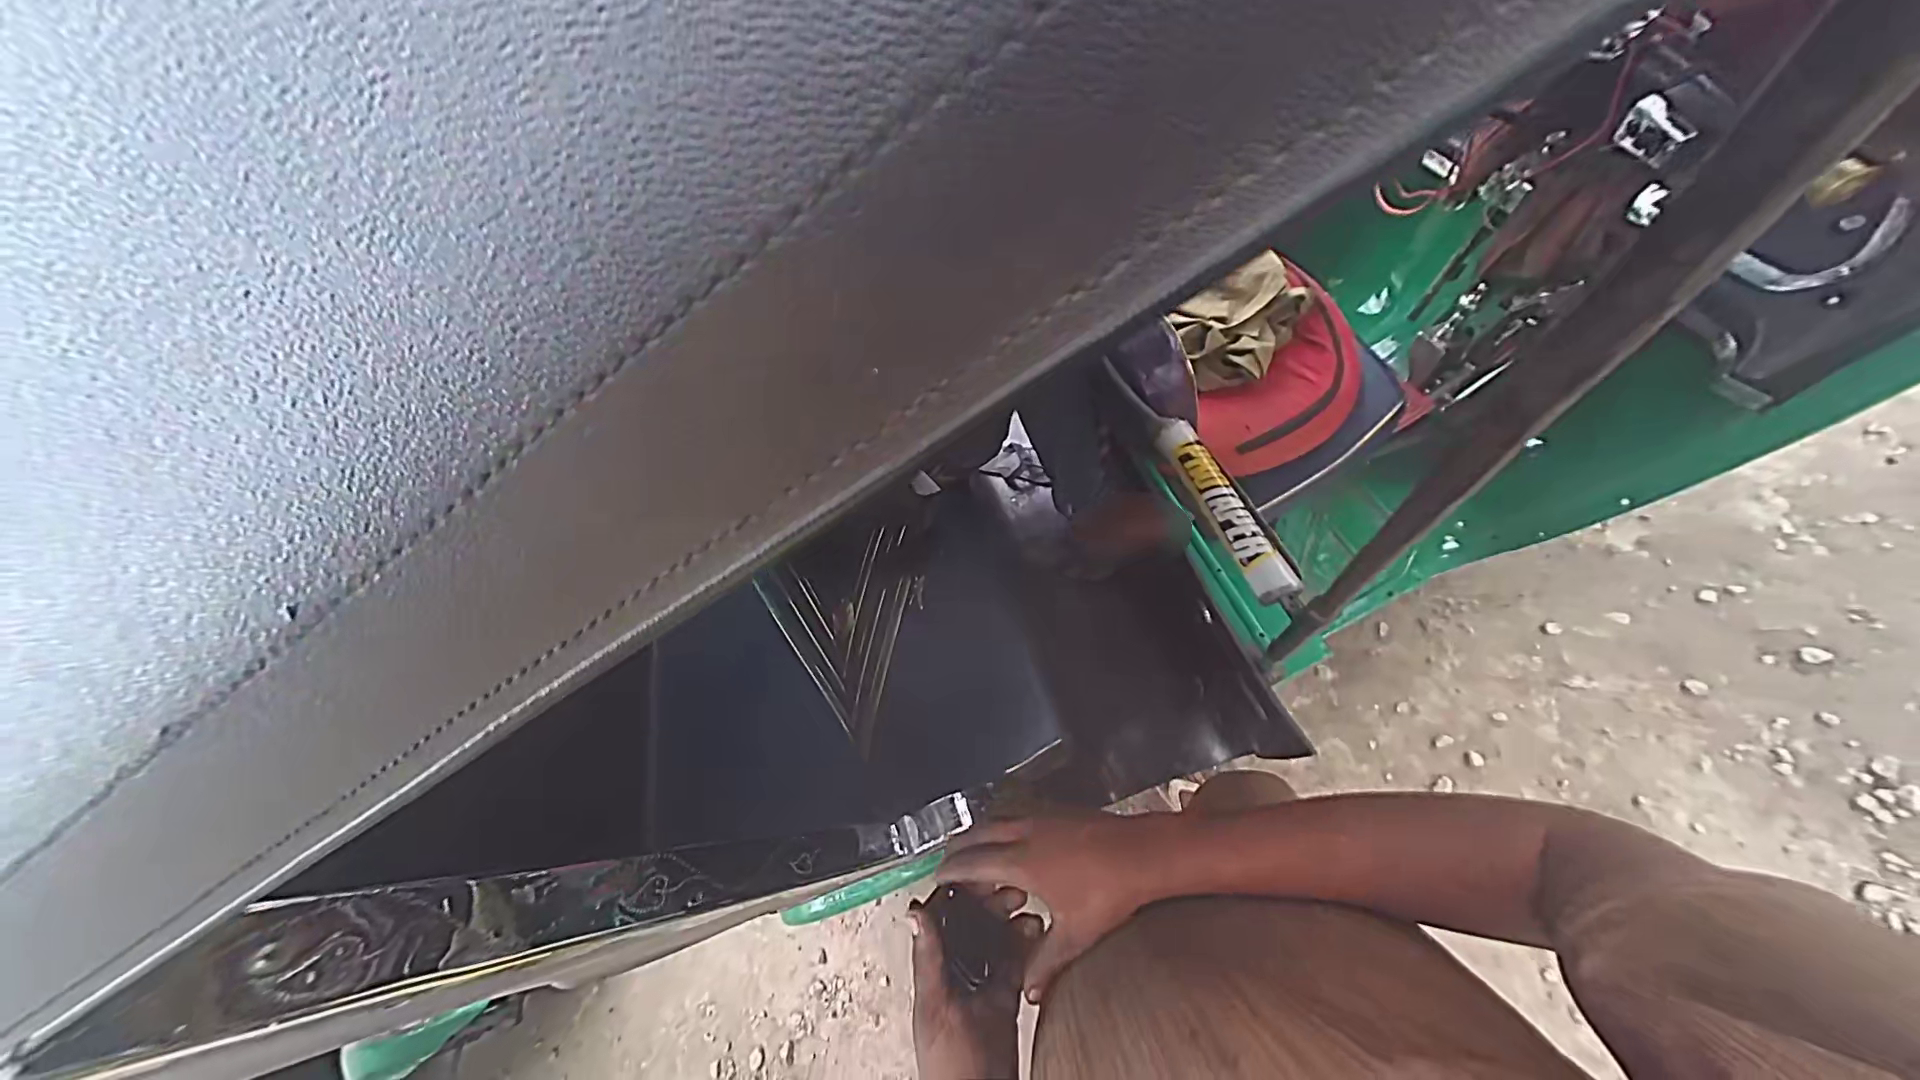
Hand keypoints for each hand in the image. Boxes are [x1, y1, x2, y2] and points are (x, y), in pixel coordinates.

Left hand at [910, 886, 1041, 1079]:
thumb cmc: (950, 1065)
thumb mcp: (936, 1003)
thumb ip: (929, 957)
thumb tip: (914, 912)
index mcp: (933, 969)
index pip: (941, 917)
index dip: (958, 894)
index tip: (978, 874)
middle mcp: (955, 972)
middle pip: (971, 924)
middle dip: (990, 903)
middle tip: (1012, 890)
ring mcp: (980, 984)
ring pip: (994, 938)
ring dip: (1010, 921)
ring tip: (1028, 907)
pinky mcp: (1003, 997)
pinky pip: (1013, 961)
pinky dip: (1025, 944)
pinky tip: (1035, 931)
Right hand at [935, 813, 1182, 1002]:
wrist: (1142, 852)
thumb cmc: (1110, 890)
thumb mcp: (1076, 933)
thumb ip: (1045, 963)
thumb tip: (1028, 992)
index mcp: (1021, 861)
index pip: (972, 862)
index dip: (950, 870)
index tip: (937, 877)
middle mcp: (1025, 832)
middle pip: (976, 834)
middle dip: (957, 848)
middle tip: (948, 864)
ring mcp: (1041, 816)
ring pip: (996, 819)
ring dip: (979, 835)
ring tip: (974, 852)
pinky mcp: (1056, 810)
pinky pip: (1015, 813)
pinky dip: (1001, 826)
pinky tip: (1012, 841)